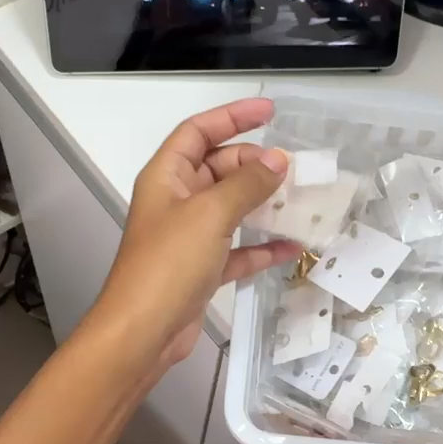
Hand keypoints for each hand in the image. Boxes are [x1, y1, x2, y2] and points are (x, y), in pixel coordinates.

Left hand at [85, 98, 300, 371]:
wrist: (143, 332)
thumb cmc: (168, 264)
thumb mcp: (210, 214)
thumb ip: (247, 184)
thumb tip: (278, 162)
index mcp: (166, 176)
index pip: (198, 132)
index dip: (232, 117)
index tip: (270, 112)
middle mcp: (175, 201)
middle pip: (217, 168)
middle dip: (253, 165)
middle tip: (290, 170)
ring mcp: (188, 238)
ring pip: (230, 210)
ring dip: (262, 205)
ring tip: (298, 201)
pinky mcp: (200, 271)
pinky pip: (236, 250)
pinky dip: (261, 248)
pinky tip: (291, 247)